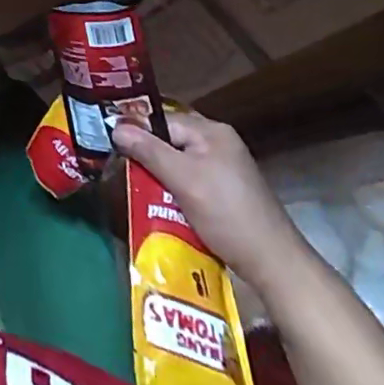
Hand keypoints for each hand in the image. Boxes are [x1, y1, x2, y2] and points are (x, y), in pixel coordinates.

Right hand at [112, 111, 310, 287]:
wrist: (272, 263)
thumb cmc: (226, 214)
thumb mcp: (183, 179)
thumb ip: (148, 150)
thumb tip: (115, 127)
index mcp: (211, 131)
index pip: (163, 121)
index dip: (137, 132)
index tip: (111, 146)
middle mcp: (218, 142)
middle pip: (170, 139)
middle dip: (147, 153)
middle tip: (121, 167)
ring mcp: (224, 167)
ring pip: (178, 160)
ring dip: (159, 173)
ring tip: (136, 186)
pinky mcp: (225, 190)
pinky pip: (190, 177)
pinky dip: (174, 186)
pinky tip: (161, 201)